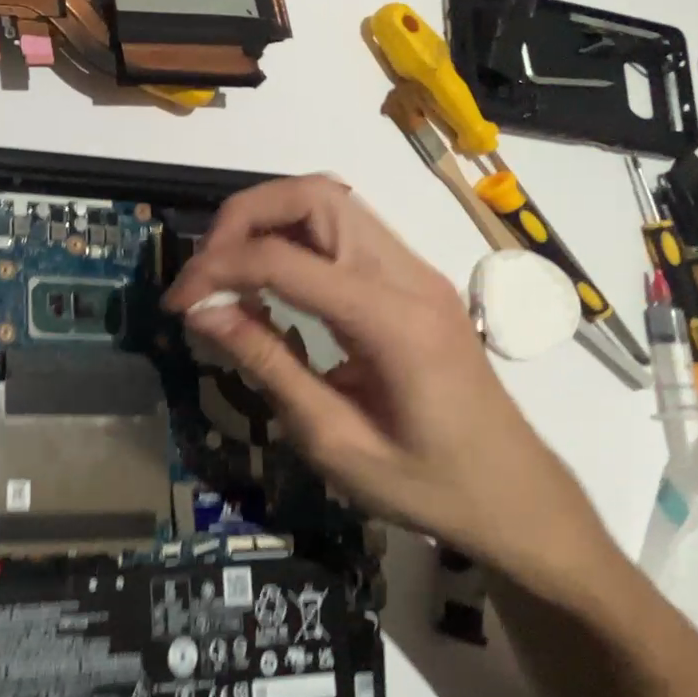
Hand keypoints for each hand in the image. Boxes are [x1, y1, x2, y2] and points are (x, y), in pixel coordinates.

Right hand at [163, 176, 611, 588]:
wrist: (519, 500)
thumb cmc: (428, 485)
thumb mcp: (333, 440)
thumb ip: (268, 364)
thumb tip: (203, 312)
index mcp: (393, 322)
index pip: (282, 259)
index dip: (215, 271)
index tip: (178, 305)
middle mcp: (408, 277)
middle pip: (313, 196)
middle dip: (241, 219)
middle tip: (204, 271)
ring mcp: (414, 272)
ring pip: (326, 201)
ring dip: (263, 221)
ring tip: (225, 272)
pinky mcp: (409, 280)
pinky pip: (339, 230)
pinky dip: (287, 237)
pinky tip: (263, 282)